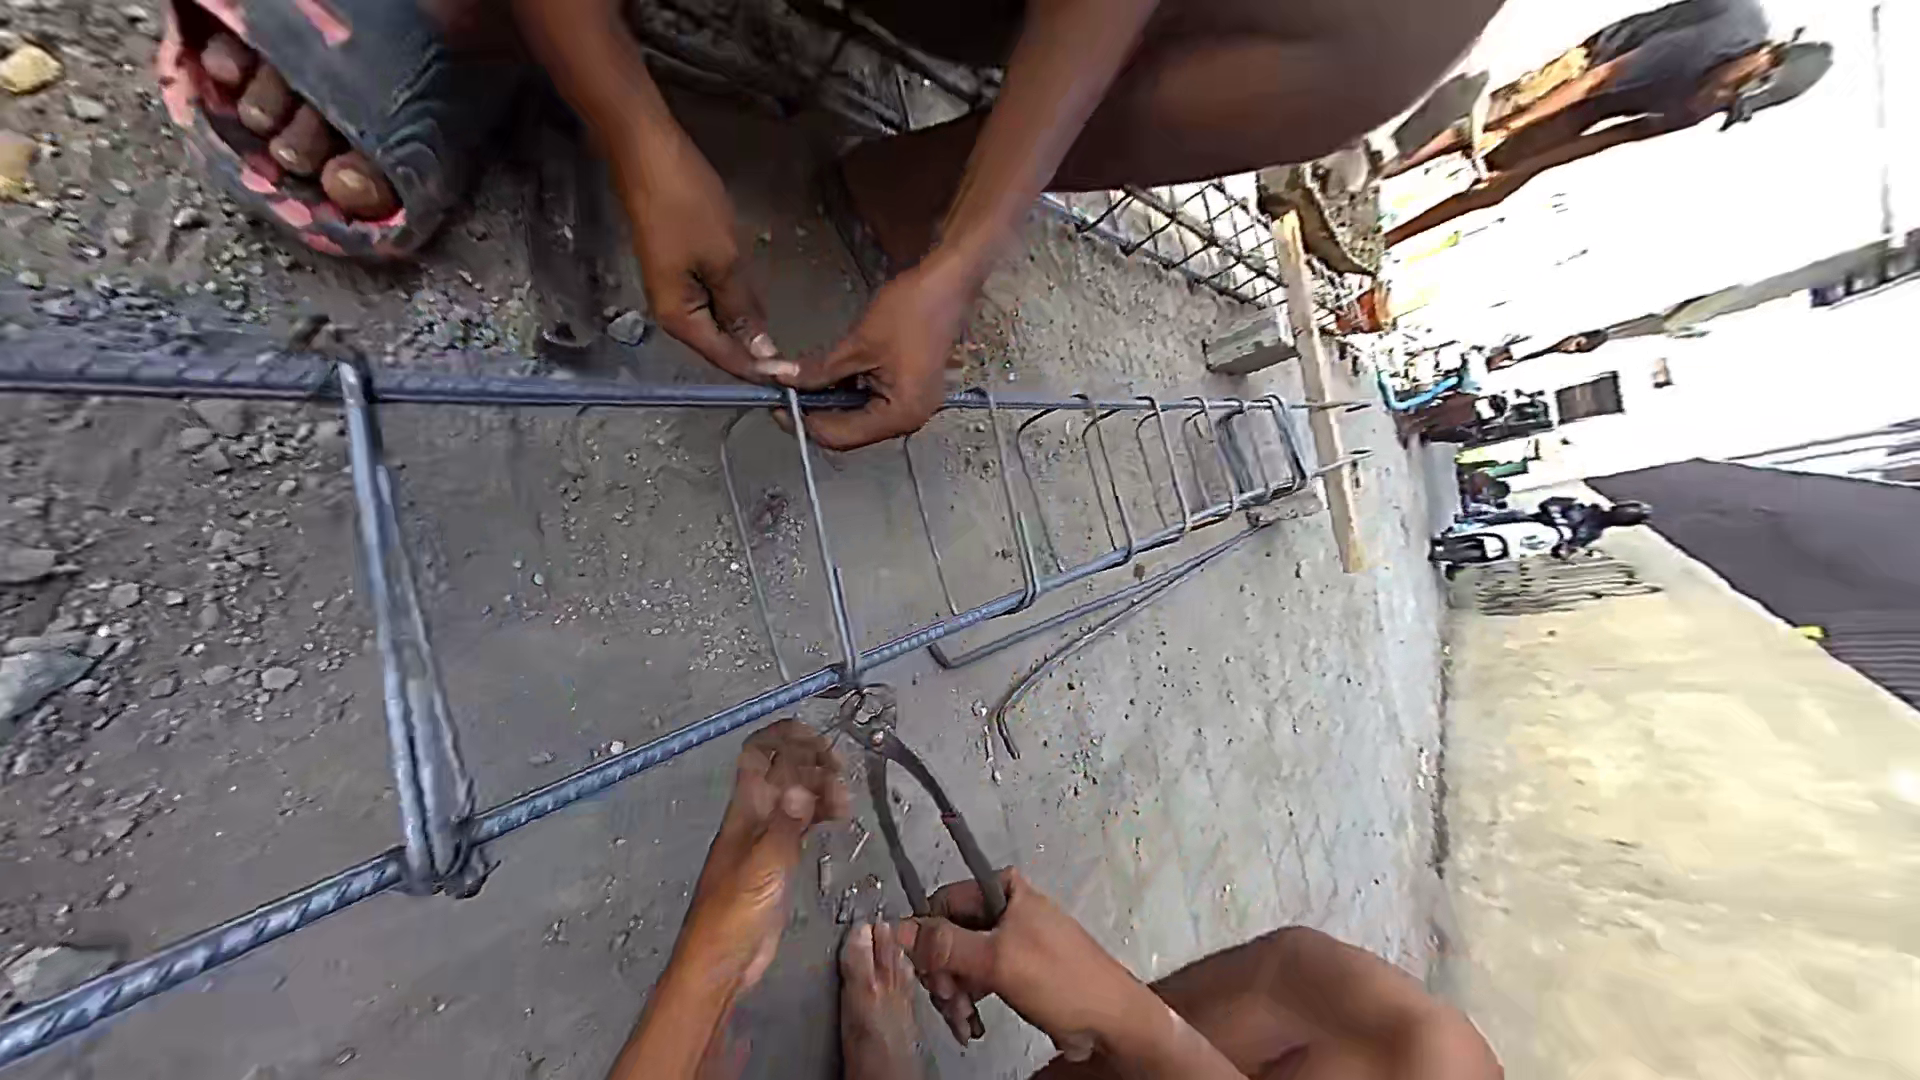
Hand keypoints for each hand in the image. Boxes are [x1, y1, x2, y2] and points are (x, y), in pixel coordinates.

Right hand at [613, 134, 791, 383]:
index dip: (760, 371)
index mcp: (680, 319)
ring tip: (785, 348)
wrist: (644, 149)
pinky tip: (759, 315)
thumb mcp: (724, 261)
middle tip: (795, 366)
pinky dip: (738, 313)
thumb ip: (743, 309)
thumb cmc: (684, 204)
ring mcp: (677, 295)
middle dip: (756, 358)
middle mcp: (674, 316)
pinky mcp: (682, 276)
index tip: (793, 378)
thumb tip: (762, 351)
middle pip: (722, 349)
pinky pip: (715, 306)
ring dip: (748, 336)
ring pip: (720, 328)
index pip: (727, 359)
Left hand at [678, 720, 850, 987]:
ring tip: (846, 798)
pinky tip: (840, 813)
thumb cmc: (733, 914)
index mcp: (745, 808)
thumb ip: (785, 825)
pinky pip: (804, 821)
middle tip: (840, 769)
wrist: (721, 964)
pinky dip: (822, 811)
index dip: (783, 735)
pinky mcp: (781, 858)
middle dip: (812, 760)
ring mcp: (769, 835)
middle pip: (784, 769)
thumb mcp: (762, 867)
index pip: (758, 752)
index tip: (816, 736)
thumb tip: (802, 787)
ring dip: (822, 787)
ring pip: (798, 794)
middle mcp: (757, 814)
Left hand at [785, 255, 976, 449]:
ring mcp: (909, 409)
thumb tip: (779, 381)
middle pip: (849, 433)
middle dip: (814, 414)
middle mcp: (907, 421)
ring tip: (798, 383)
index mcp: (900, 416)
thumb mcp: (858, 344)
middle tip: (782, 392)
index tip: (774, 403)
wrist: (948, 286)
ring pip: (857, 419)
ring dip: (827, 404)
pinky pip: (869, 404)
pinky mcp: (907, 394)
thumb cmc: (909, 312)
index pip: (840, 436)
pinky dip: (845, 394)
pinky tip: (824, 378)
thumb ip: (818, 371)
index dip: (803, 423)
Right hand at [897, 868, 1161, 1061]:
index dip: (928, 937)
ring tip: (960, 1017)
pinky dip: (966, 997)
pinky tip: (968, 1020)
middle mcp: (1002, 905)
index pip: (944, 902)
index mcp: (1001, 887)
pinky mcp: (1012, 965)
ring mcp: (1008, 936)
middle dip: (942, 970)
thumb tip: (900, 929)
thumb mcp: (998, 959)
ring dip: (953, 989)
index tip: (926, 971)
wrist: (1109, 1020)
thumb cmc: (1061, 979)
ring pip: (959, 957)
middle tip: (948, 998)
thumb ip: (947, 945)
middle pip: (949, 932)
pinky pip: (975, 974)